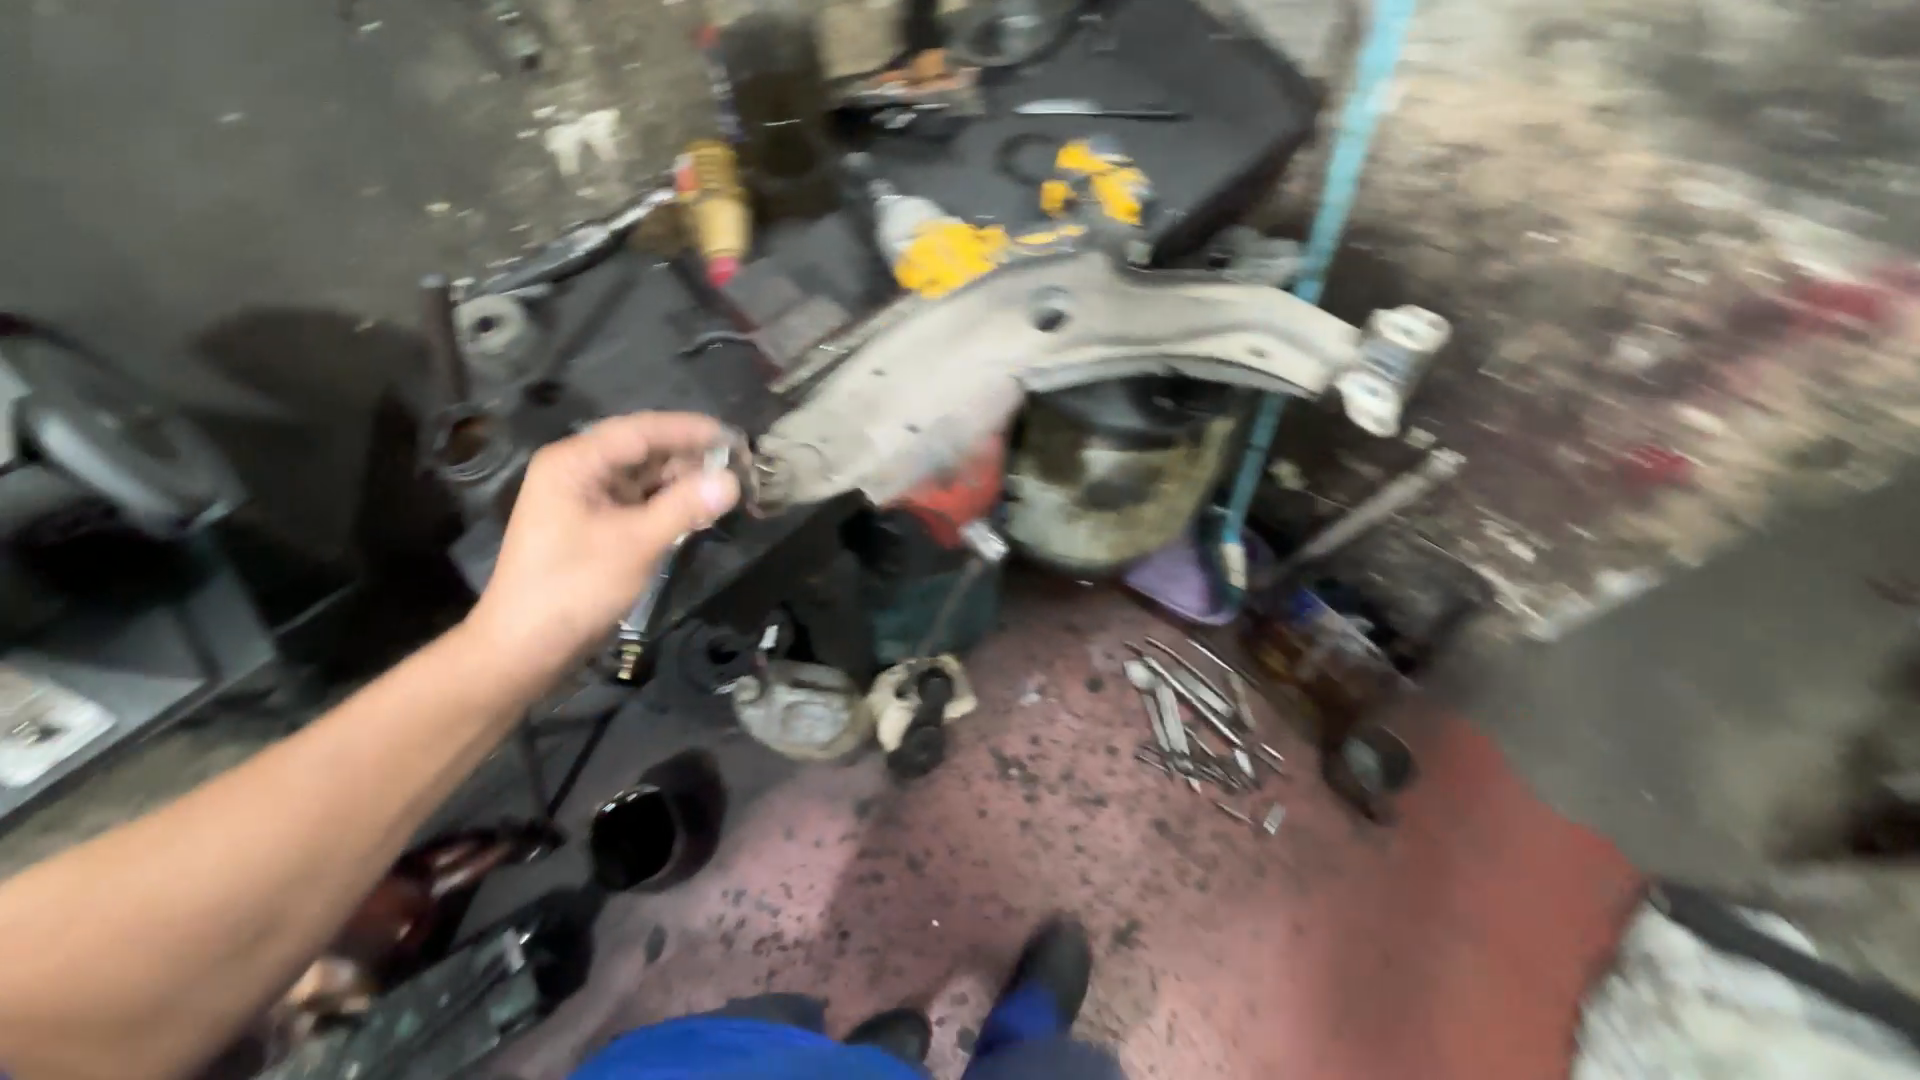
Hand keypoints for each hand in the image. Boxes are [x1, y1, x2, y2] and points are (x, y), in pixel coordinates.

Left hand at [462, 412, 740, 680]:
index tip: (734, 436)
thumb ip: (685, 507)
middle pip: (643, 452)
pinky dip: (668, 506)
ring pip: (644, 480)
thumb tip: (733, 482)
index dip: (689, 431)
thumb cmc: (574, 587)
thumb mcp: (636, 543)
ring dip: (683, 484)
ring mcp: (585, 500)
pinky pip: (638, 504)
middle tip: (739, 467)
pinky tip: (699, 513)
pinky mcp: (595, 526)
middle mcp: (578, 472)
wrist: (527, 646)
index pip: (640, 431)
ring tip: (727, 491)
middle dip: (689, 459)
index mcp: (575, 462)